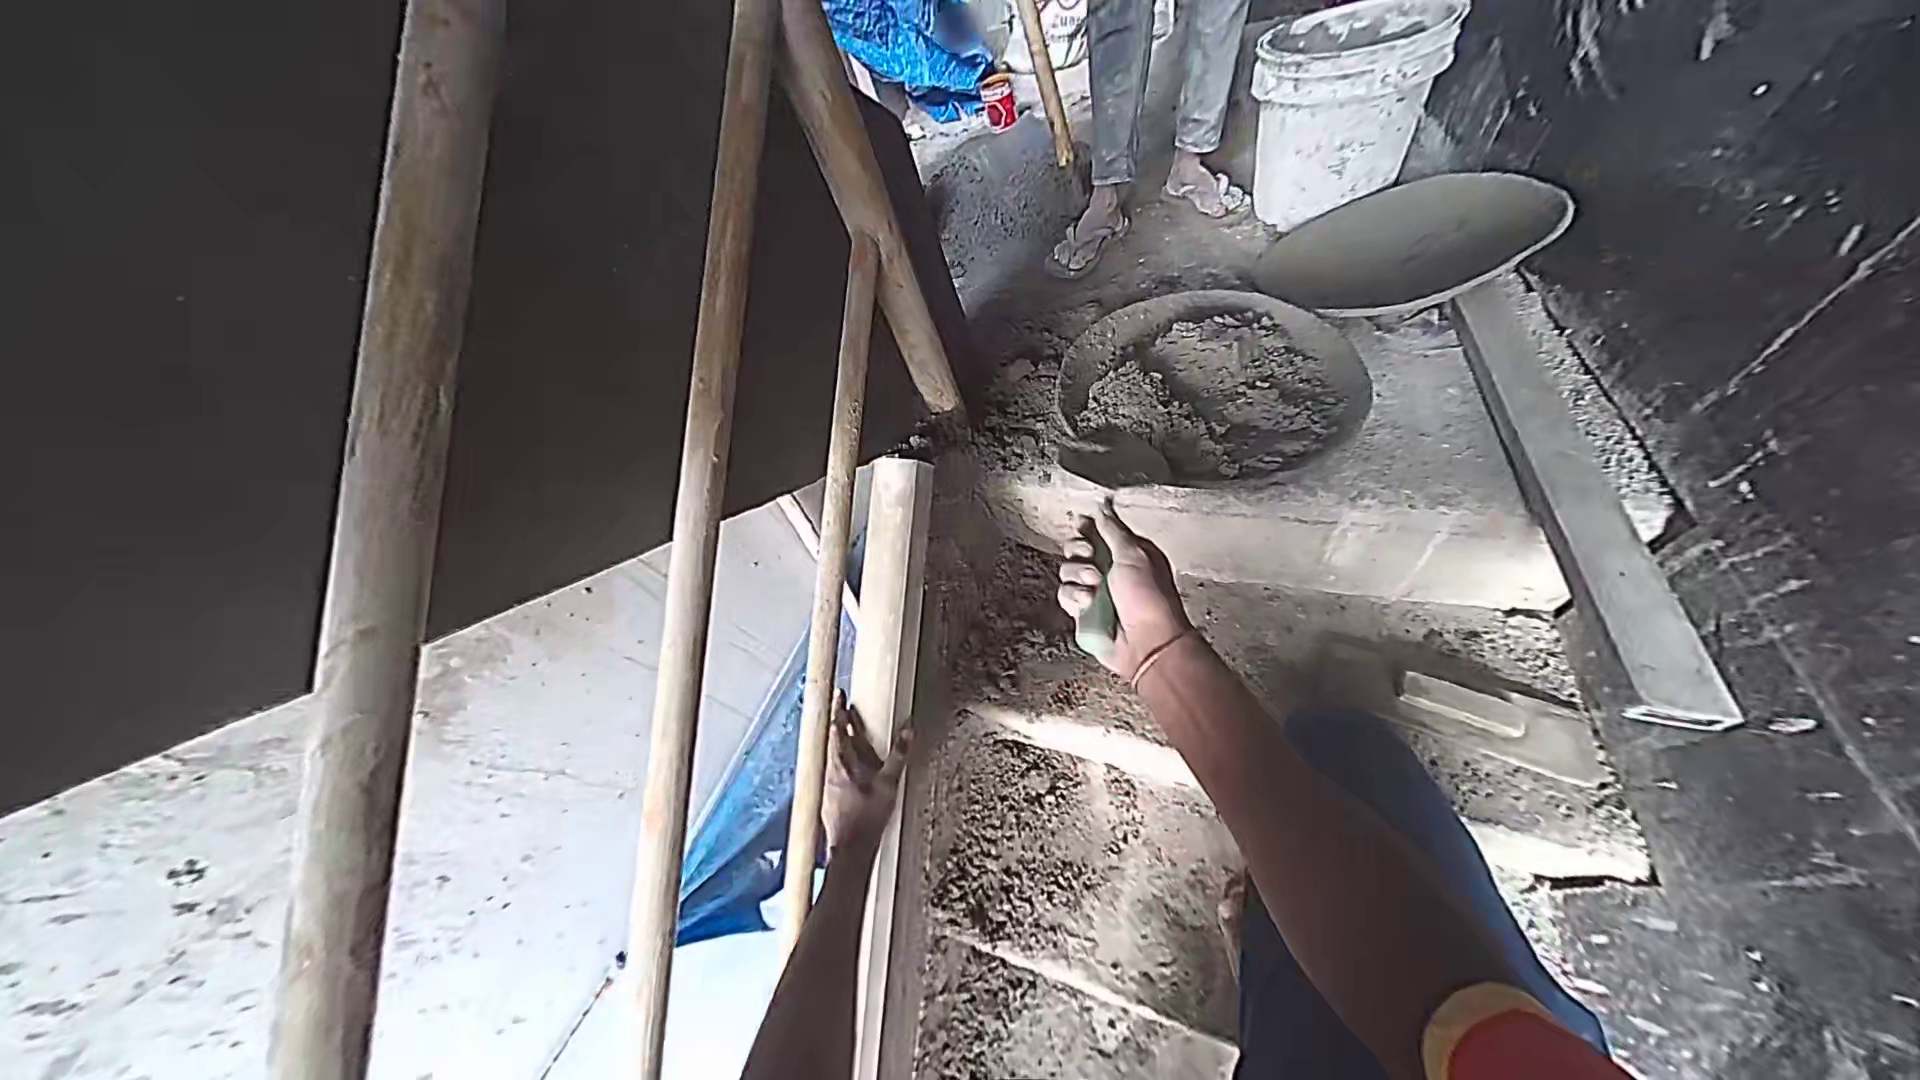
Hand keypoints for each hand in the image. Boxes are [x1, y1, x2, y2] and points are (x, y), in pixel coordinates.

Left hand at [822, 690, 910, 855]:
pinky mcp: (826, 796)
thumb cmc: (868, 817)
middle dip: (837, 721)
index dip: (838, 711)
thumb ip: (898, 755)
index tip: (839, 696)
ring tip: (840, 728)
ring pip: (829, 754)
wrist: (850, 849)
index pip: (837, 729)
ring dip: (835, 739)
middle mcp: (831, 770)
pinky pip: (830, 768)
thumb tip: (908, 729)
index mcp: (842, 763)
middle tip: (840, 705)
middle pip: (831, 739)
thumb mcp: (888, 784)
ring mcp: (826, 784)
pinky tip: (841, 762)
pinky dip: (835, 758)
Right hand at [1056, 500, 1192, 679]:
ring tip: (1094, 585)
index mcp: (1127, 552)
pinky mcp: (1083, 611)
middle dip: (1078, 550)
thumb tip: (1102, 508)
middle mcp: (1110, 570)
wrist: (1146, 641)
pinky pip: (1064, 594)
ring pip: (1067, 571)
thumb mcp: (1134, 554)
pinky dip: (1073, 597)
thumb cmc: (1149, 598)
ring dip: (1078, 575)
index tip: (1083, 526)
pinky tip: (1087, 603)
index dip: (1086, 528)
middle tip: (1089, 555)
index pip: (1098, 531)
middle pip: (1076, 548)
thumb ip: (1113, 530)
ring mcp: (1095, 591)